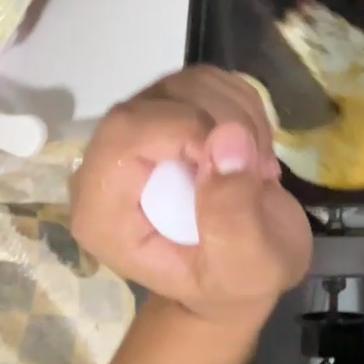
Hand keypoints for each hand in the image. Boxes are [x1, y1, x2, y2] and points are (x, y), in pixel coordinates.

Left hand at [71, 66, 310, 324]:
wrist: (242, 274)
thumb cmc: (236, 283)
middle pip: (155, 102)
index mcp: (104, 211)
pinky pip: (206, 80)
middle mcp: (107, 165)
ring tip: (256, 164)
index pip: (125, 133)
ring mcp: (140, 133)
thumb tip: (228, 137)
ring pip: (185, 84)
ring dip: (239, 114)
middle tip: (259, 167)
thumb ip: (233, 213)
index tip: (241, 165)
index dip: (187, 130)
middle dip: (223, 122)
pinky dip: (243, 104)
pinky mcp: (171, 114)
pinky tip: (251, 145)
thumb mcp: (246, 267)